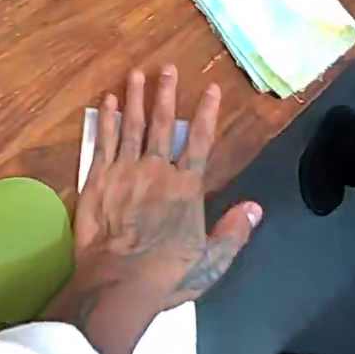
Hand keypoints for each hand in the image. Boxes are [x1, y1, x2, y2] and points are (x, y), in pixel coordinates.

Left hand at [45, 66, 262, 353]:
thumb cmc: (164, 276)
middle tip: (167, 68)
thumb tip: (255, 208)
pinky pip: (104, 142)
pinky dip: (106, 120)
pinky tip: (107, 101)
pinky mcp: (99, 179)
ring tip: (137, 73)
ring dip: (135, 98)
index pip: (201, 141)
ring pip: (132, 126)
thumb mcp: (209, 262)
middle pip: (164, 124)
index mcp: (185, 187)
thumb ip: (232, 233)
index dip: (207, 113)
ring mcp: (125, 171)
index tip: (212, 89)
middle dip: (166, 93)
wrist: (115, 286)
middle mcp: (157, 170)